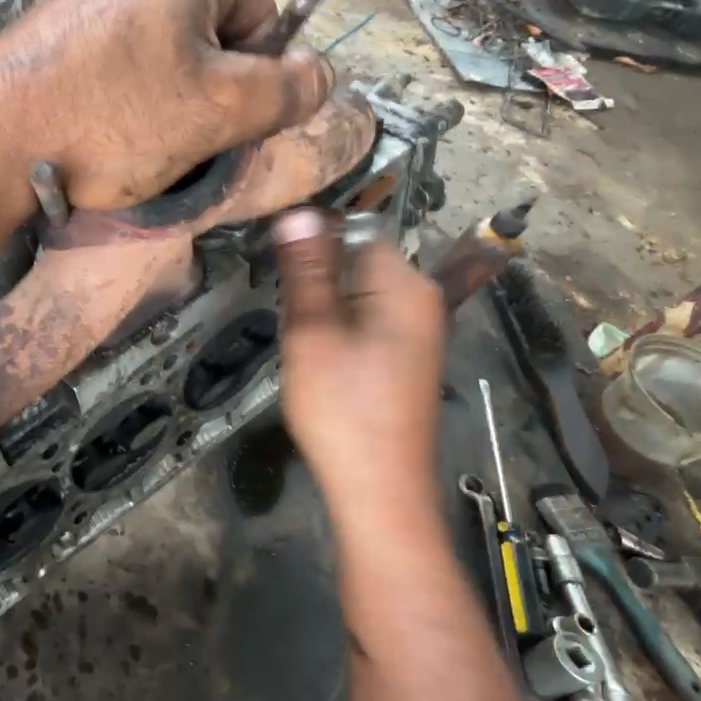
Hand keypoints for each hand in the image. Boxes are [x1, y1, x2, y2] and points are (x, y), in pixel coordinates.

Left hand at [0, 0, 331, 208]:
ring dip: (162, 112)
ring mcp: (83, 4)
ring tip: (133, 150)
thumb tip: (321, 75)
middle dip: (206, 98)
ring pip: (157, 65)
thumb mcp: (220, 112)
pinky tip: (95, 144)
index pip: (261, 17)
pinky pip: (109, 77)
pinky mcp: (49, 43)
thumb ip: (288, 91)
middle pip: (207, 41)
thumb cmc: (111, 122)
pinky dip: (115, 112)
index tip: (231, 125)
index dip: (259, 80)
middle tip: (182, 145)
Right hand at [274, 207, 445, 498]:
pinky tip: (319, 361)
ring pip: (357, 295)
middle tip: (289, 317)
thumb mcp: (313, 332)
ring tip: (301, 341)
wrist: (379, 488)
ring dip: (323, 308)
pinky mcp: (406, 358)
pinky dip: (338, 331)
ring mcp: (418, 332)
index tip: (278, 270)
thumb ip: (305, 270)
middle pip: (357, 263)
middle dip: (317, 281)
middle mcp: (422, 301)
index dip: (312, 243)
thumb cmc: (342, 408)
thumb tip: (299, 212)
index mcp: (406, 286)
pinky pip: (367, 322)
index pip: (356, 231)